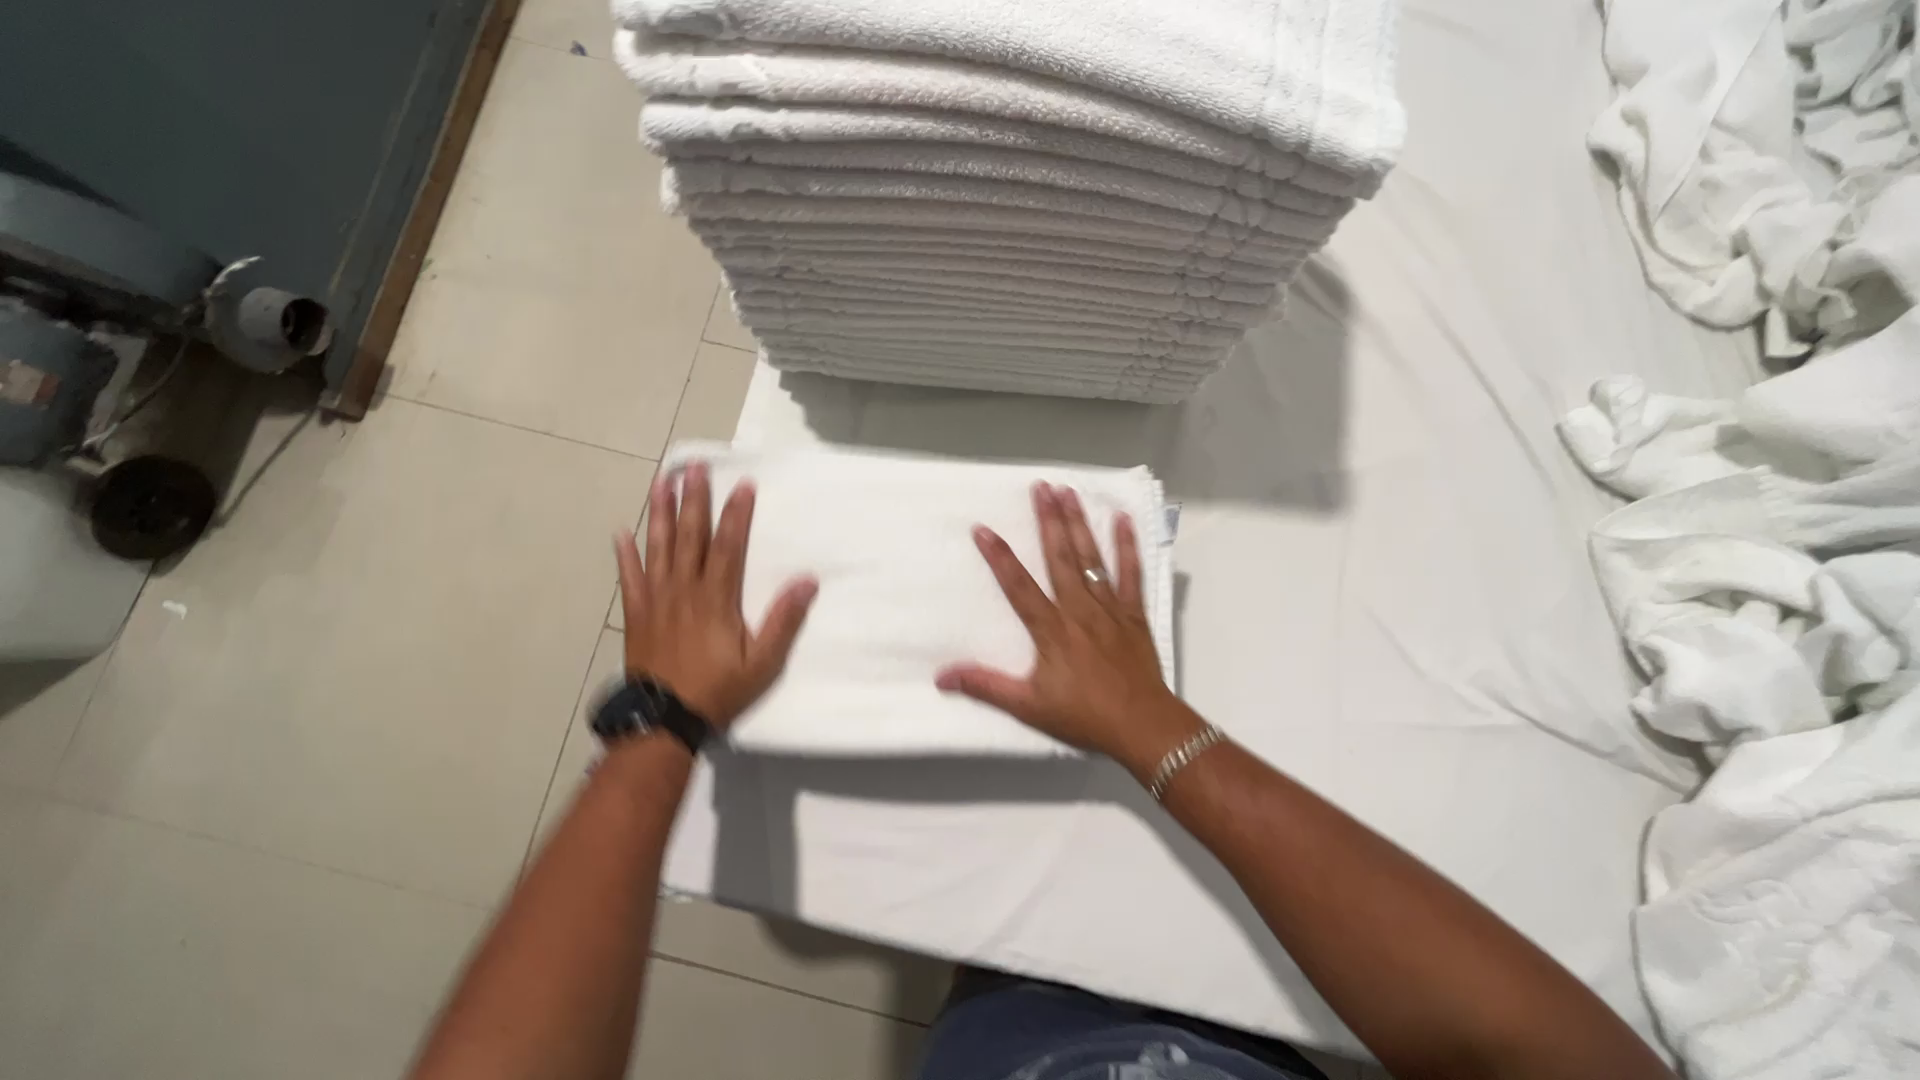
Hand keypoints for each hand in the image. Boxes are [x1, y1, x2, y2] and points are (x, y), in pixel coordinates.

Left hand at [614, 462, 816, 728]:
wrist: (663, 720)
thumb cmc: (718, 690)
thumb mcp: (762, 662)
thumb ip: (783, 620)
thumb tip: (807, 581)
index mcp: (716, 598)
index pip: (728, 545)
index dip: (736, 514)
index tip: (742, 484)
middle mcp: (684, 590)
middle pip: (689, 536)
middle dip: (693, 499)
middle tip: (694, 467)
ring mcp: (656, 600)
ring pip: (658, 548)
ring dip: (659, 514)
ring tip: (661, 483)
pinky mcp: (636, 615)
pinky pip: (629, 578)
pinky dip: (625, 555)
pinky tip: (621, 533)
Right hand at [936, 482, 1202, 778]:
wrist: (1143, 726)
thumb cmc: (1084, 716)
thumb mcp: (1028, 706)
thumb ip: (986, 686)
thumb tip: (941, 677)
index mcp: (1052, 630)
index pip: (1019, 586)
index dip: (1000, 557)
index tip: (983, 529)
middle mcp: (1079, 610)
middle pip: (1060, 558)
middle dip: (1049, 521)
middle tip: (1041, 487)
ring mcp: (1110, 609)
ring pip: (1092, 558)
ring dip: (1079, 524)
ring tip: (1069, 492)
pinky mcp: (1134, 615)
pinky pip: (1131, 574)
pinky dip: (1128, 547)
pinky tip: (1122, 520)